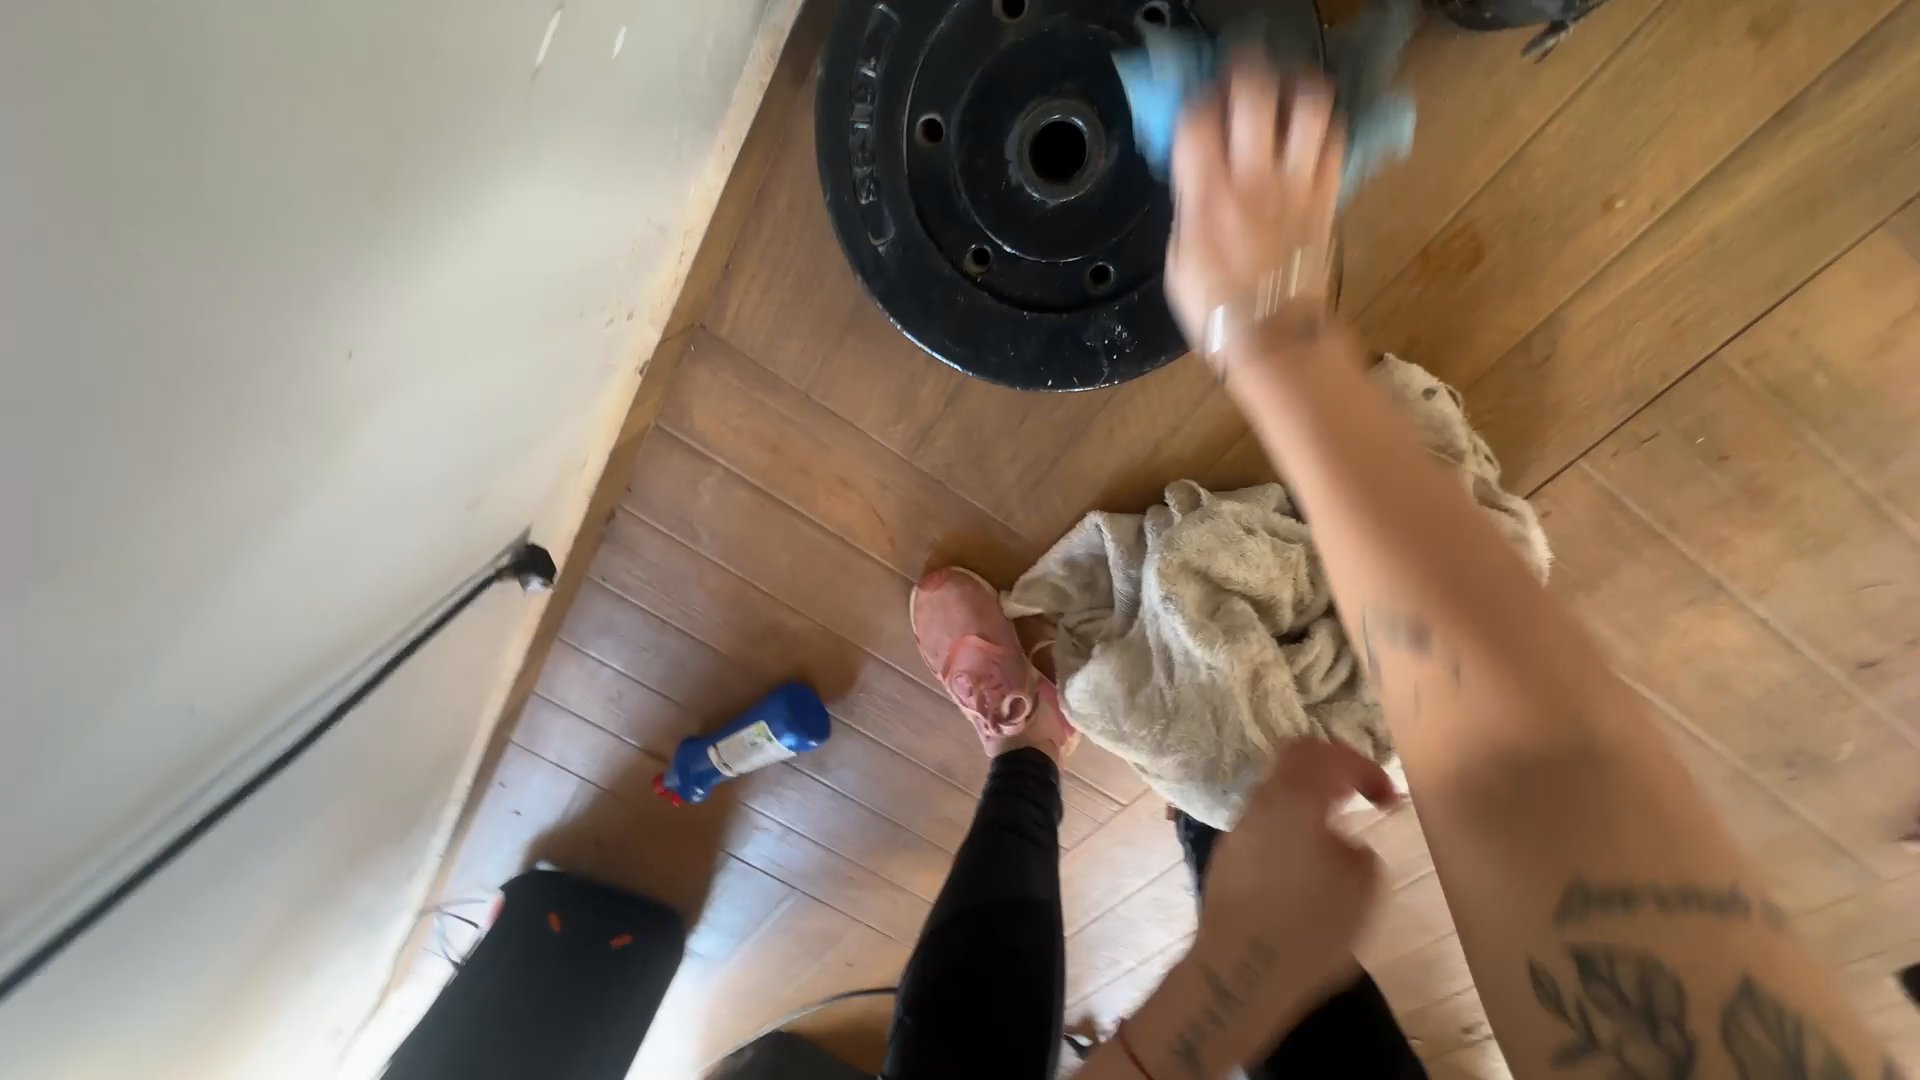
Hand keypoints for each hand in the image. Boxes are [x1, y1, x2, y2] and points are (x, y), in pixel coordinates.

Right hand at [1164, 61, 1344, 355]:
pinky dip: (1322, 129)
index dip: (1193, 103)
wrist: (1272, 335)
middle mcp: (1252, 180)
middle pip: (1253, 93)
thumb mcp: (1179, 260)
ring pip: (1307, 105)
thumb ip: (1188, 208)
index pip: (1196, 121)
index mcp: (1206, 198)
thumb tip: (1195, 179)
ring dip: (1294, 89)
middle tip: (1237, 82)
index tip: (1192, 109)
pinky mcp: (1325, 196)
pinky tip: (1307, 135)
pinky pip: (1333, 141)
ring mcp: (1295, 184)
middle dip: (1242, 75)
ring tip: (1283, 96)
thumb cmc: (1217, 309)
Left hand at [1193, 739, 1397, 993]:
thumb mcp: (1361, 888)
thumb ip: (1358, 850)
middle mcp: (1259, 802)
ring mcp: (1238, 826)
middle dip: (1332, 770)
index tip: (1388, 798)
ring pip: (1276, 792)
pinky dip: (1291, 824)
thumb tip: (1345, 842)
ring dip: (1310, 800)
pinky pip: (1264, 821)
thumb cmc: (1309, 926)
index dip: (1364, 767)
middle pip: (1294, 762)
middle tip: (1361, 795)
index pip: (1326, 754)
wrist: (1240, 966)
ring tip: (1338, 832)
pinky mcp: (1227, 853)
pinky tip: (1306, 859)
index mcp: (1294, 798)